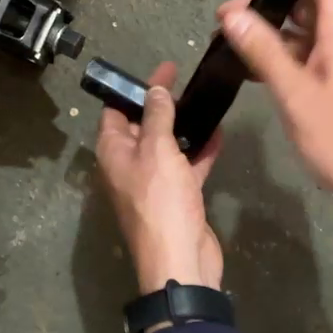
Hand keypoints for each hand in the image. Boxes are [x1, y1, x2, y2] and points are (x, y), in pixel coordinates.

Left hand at [95, 61, 224, 294]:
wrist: (181, 262)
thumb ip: (157, 116)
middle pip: (142, 125)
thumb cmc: (161, 201)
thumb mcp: (157, 150)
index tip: (160, 70)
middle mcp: (129, 164)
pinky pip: (186, 166)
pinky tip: (218, 132)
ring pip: (167, 145)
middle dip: (161, 104)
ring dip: (183, 125)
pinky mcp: (177, 197)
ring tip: (203, 101)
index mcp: (114, 152)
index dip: (134, 87)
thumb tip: (155, 89)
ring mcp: (153, 182)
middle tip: (185, 81)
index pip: (116, 110)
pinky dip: (200, 150)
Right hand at [220, 0, 332, 284]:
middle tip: (227, 18)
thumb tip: (232, 13)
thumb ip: (263, 50)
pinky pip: (302, 55)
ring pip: (301, 31)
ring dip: (267, 31)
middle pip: (306, 2)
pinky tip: (246, 68)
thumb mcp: (294, 93)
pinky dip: (276, 54)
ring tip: (227, 41)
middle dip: (267, 3)